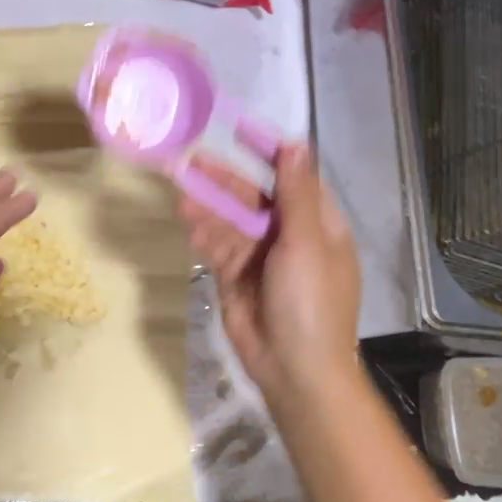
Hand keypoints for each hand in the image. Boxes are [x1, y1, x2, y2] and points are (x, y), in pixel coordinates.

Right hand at [179, 144, 361, 408]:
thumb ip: (295, 193)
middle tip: (189, 163)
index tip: (238, 132)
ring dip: (209, 209)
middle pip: (253, 198)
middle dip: (224, 182)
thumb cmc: (312, 302)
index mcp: (319, 224)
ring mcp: (260, 258)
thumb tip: (294, 143)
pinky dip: (206, 237)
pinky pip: (219, 248)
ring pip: (230, 222)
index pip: (292, 178)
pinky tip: (192, 229)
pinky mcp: (235, 278)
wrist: (295, 370)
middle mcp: (289, 235)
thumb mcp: (308, 242)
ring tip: (182, 197)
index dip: (267, 155)